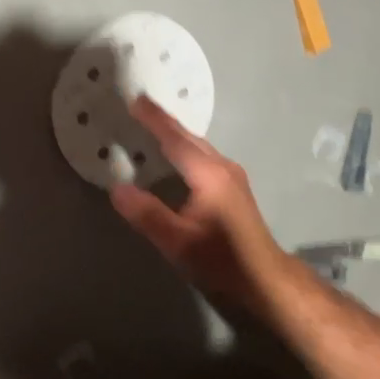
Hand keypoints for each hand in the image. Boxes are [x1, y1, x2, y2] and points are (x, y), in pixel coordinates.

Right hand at [109, 97, 284, 296]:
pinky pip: (205, 158)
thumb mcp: (177, 241)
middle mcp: (223, 167)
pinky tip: (177, 157)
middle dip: (165, 121)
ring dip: (177, 135)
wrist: (263, 279)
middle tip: (140, 107)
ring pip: (200, 147)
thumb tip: (116, 188)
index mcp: (208, 174)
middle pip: (190, 138)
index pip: (176, 138)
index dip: (155, 119)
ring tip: (153, 127)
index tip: (136, 99)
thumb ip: (146, 214)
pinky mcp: (235, 189)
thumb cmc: (220, 259)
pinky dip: (187, 150)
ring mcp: (233, 177)